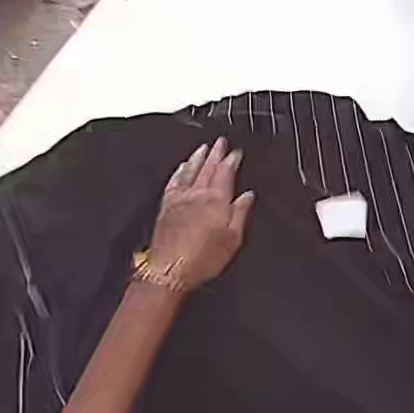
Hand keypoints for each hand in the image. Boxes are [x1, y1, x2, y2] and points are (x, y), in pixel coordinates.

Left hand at [149, 138, 254, 290]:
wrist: (170, 270)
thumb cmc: (202, 259)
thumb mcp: (233, 239)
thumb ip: (240, 213)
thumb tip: (247, 196)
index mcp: (216, 201)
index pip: (226, 174)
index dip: (232, 161)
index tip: (236, 152)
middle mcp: (196, 196)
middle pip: (208, 168)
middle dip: (216, 153)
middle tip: (221, 142)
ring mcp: (179, 200)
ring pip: (190, 171)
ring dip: (198, 158)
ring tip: (203, 148)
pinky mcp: (166, 207)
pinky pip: (173, 182)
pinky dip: (179, 171)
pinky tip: (181, 167)